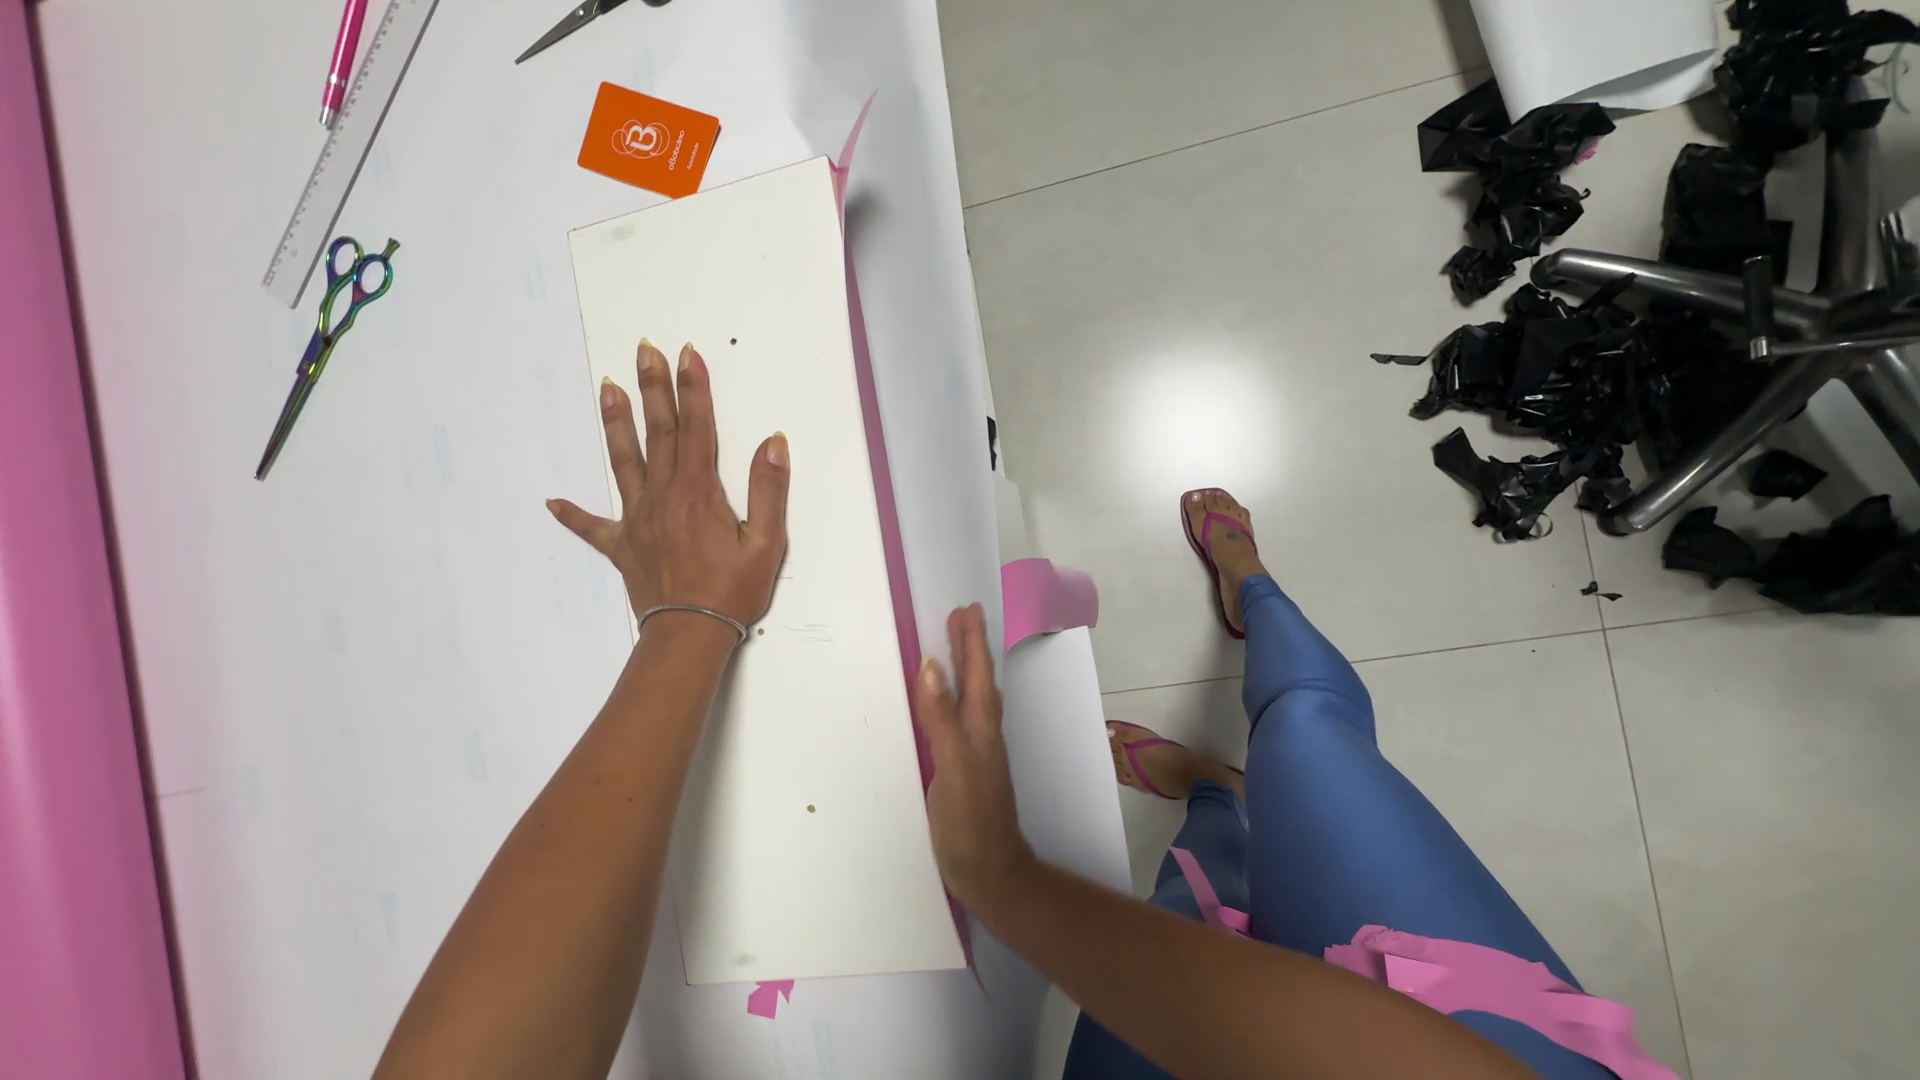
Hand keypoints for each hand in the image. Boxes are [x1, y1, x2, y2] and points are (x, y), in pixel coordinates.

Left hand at [548, 340, 789, 630]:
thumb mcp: (766, 543)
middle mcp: (664, 497)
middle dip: (654, 388)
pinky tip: (553, 502)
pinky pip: (591, 527)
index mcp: (700, 493)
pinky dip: (573, 514)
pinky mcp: (622, 546)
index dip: (694, 389)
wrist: (690, 636)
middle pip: (659, 433)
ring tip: (608, 388)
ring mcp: (638, 520)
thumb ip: (769, 490)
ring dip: (617, 422)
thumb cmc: (732, 592)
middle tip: (644, 350)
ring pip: (624, 461)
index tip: (687, 354)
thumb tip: (772, 443)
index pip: (697, 428)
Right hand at [919, 604, 1035, 908]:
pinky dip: (956, 696)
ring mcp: (976, 751)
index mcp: (980, 727)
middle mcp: (982, 733)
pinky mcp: (966, 768)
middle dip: (969, 646)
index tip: (965, 608)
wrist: (990, 872)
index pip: (975, 674)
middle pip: (977, 680)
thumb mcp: (952, 766)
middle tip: (960, 615)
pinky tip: (951, 703)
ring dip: (966, 667)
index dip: (970, 641)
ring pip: (973, 696)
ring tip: (956, 645)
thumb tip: (931, 665)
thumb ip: (941, 717)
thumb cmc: (970, 821)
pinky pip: (962, 716)